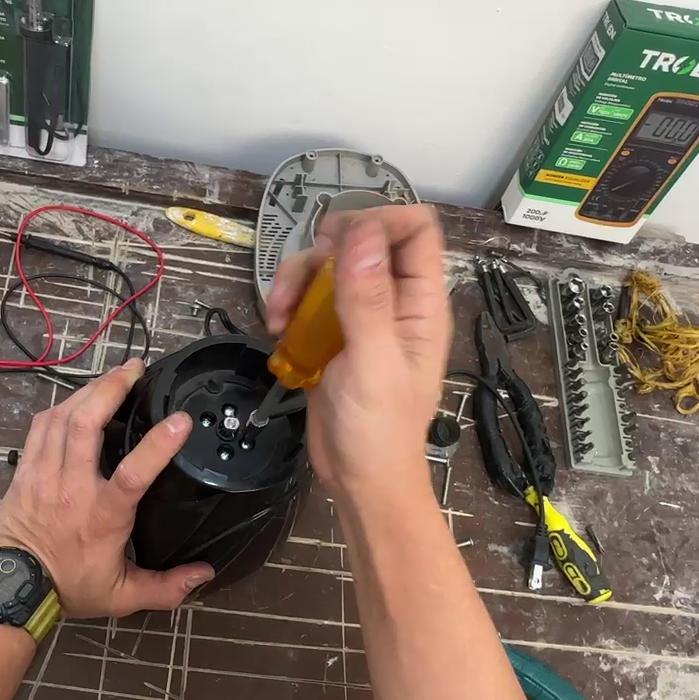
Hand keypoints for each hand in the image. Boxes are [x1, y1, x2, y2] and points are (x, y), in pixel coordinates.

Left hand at [0, 359, 214, 616]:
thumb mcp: (123, 596)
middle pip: (86, 425)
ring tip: (112, 376)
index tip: (181, 419)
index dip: (158, 444)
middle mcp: (72, 487)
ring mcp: (43, 474)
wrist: (12, 590)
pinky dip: (62, 406)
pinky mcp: (25, 470)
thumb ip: (166, 588)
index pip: (133, 474)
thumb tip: (207, 574)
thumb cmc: (70, 588)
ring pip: (62, 417)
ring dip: (89, 390)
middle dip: (112, 388)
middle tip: (136, 368)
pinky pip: (41, 426)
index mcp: (102, 516)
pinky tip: (77, 399)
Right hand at [265, 203, 450, 501]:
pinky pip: (307, 299)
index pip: (414, 231)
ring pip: (326, 268)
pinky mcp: (330, 334)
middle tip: (299, 283)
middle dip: (323, 253)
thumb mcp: (374, 363)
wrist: (359, 478)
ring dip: (295, 282)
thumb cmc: (379, 430)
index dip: (379, 221)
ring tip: (278, 316)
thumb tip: (362, 232)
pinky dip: (287, 306)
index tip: (338, 242)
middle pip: (360, 242)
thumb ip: (367, 298)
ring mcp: (359, 317)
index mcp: (420, 303)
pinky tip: (277, 330)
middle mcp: (393, 302)